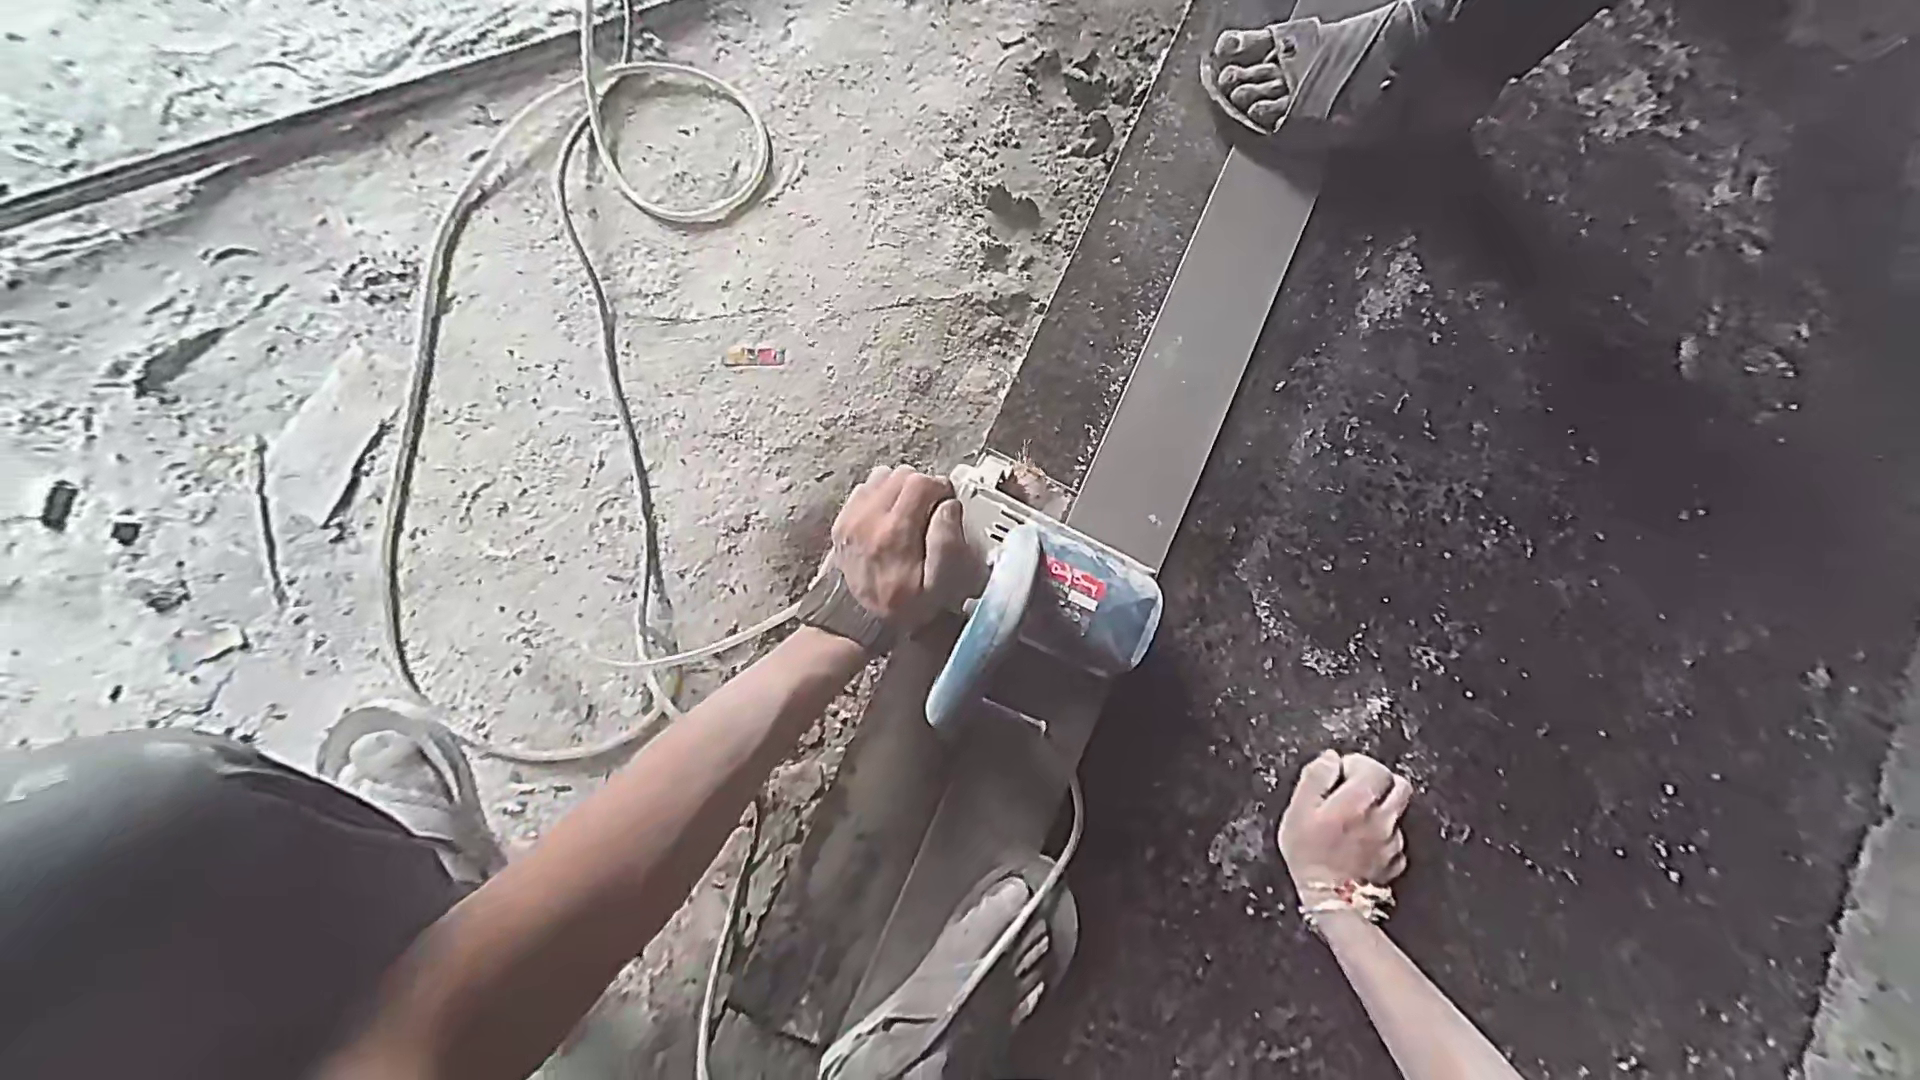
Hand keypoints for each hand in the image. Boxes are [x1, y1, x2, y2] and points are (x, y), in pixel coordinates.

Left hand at [829, 465, 974, 630]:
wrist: (855, 622)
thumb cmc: (899, 608)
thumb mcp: (937, 587)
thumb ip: (947, 544)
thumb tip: (949, 508)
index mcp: (895, 533)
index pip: (921, 482)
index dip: (940, 489)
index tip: (945, 507)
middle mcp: (869, 519)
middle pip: (903, 474)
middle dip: (923, 487)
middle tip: (930, 511)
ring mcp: (852, 517)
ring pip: (883, 476)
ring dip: (902, 489)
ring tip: (910, 512)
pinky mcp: (842, 520)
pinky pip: (866, 489)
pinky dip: (881, 495)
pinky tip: (890, 516)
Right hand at [1278, 750, 1412, 894]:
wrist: (1330, 900)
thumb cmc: (1308, 852)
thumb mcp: (1298, 809)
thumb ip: (1315, 777)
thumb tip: (1331, 759)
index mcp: (1358, 801)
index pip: (1374, 767)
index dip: (1355, 764)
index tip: (1338, 773)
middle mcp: (1383, 819)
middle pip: (1399, 785)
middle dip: (1378, 780)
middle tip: (1353, 787)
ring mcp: (1393, 842)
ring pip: (1397, 811)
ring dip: (1380, 806)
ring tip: (1353, 816)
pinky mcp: (1396, 860)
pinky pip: (1394, 835)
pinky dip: (1381, 830)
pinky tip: (1360, 839)